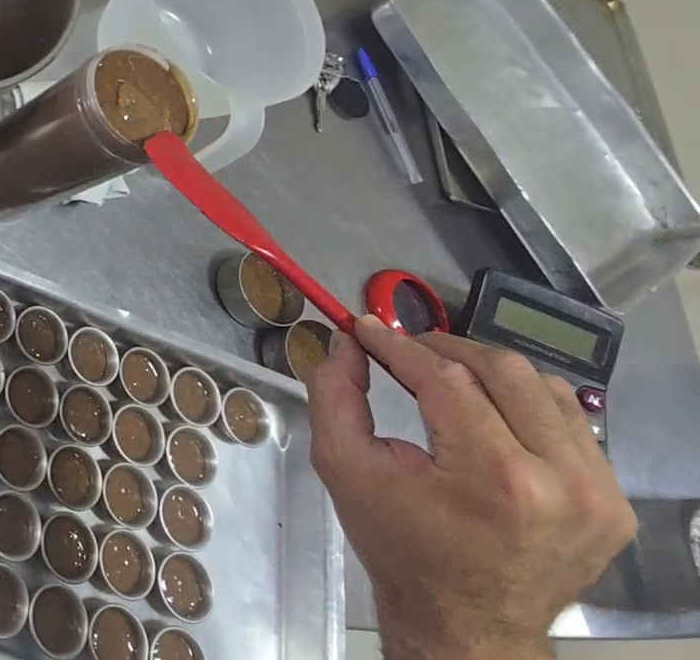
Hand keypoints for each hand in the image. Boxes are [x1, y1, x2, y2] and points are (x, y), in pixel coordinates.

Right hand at [307, 315, 634, 659]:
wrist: (464, 620)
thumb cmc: (396, 543)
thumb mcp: (342, 466)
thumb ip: (334, 395)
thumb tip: (346, 344)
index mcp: (494, 476)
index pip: (446, 378)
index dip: (398, 344)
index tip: (365, 327)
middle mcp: (562, 480)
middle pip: (506, 372)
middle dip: (444, 348)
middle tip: (402, 348)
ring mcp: (600, 493)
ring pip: (548, 390)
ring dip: (487, 372)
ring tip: (443, 376)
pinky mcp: (613, 502)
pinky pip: (571, 424)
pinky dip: (523, 404)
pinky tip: (486, 413)